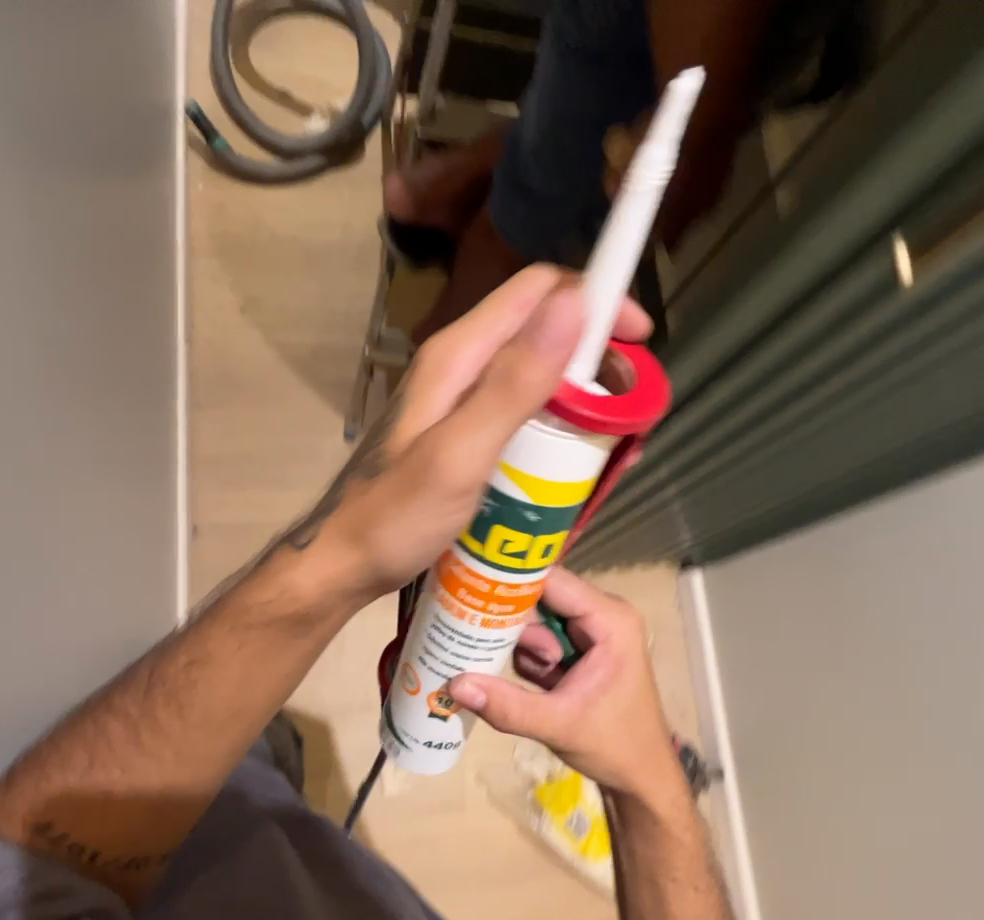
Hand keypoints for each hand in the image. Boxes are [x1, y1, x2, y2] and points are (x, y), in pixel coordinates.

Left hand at [286, 266, 649, 601]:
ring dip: (581, 397)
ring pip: (535, 373)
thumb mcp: (460, 454)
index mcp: (457, 356)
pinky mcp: (460, 432)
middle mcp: (458, 366)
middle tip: (630, 411)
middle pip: (541, 331)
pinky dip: (555, 426)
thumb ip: (513, 383)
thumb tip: (574, 304)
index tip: (641, 342)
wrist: (343, 564)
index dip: (595, 301)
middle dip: (595, 358)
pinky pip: (520, 411)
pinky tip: (571, 465)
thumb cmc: (395, 518)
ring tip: (612, 443)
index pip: (537, 291)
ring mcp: (458, 401)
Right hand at [444, 568, 686, 803]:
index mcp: (609, 619)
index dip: (510, 580)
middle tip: (486, 645)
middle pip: (539, 596)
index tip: (468, 588)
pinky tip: (538, 684)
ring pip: (535, 618)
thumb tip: (454, 685)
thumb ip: (507, 705)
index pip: (551, 580)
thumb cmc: (614, 745)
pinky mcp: (578, 648)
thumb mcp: (558, 725)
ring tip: (540, 680)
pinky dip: (527, 658)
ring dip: (522, 647)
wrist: (640, 776)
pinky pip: (539, 637)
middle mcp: (601, 614)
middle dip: (512, 622)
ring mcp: (590, 630)